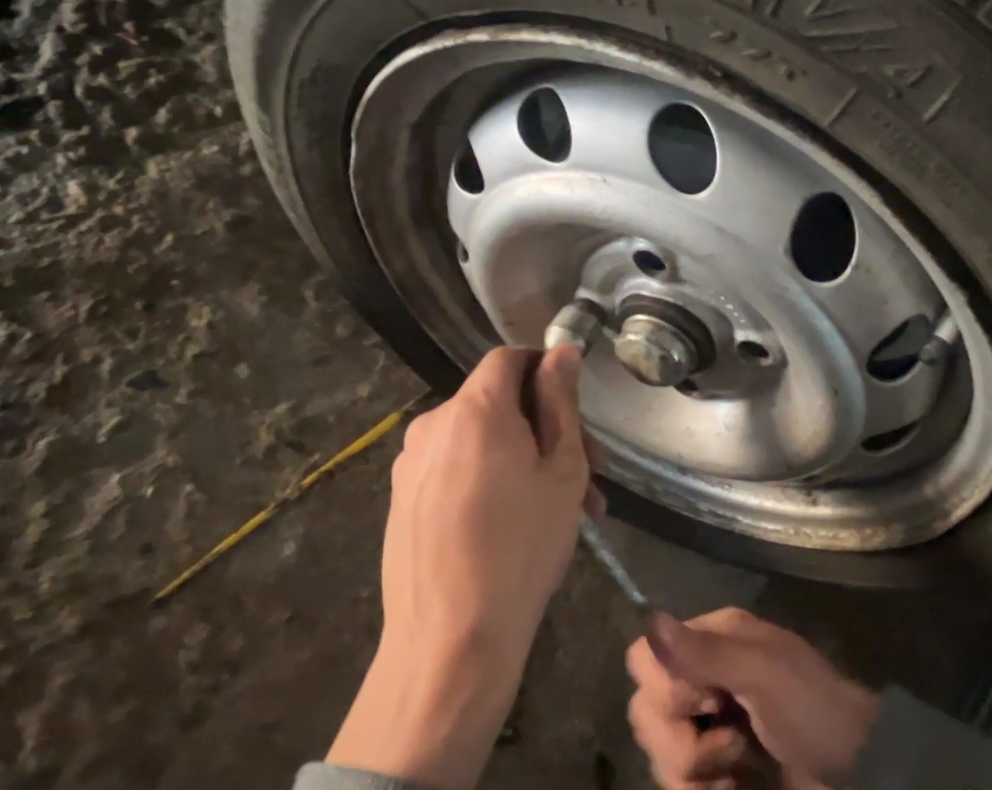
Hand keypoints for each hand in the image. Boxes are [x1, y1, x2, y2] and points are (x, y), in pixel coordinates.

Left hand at [326, 345, 592, 786]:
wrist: (451, 639)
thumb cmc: (522, 547)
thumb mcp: (563, 470)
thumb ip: (562, 404)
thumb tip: (561, 352)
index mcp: (473, 410)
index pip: (509, 359)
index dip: (547, 373)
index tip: (579, 414)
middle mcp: (432, 426)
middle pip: (497, 403)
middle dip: (547, 430)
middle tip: (591, 478)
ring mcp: (410, 466)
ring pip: (480, 442)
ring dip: (524, 461)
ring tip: (563, 512)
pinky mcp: (401, 501)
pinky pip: (456, 471)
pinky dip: (491, 482)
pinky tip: (518, 526)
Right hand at [626, 607, 880, 789]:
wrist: (854, 770)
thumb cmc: (813, 711)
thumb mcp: (764, 674)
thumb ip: (706, 651)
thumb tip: (650, 616)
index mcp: (714, 641)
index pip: (644, 657)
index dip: (665, 687)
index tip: (706, 700)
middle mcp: (703, 676)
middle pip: (645, 708)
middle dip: (678, 740)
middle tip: (729, 745)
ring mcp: (706, 723)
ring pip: (657, 749)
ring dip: (691, 769)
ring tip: (735, 769)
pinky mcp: (711, 765)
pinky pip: (673, 778)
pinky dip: (696, 789)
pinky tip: (731, 787)